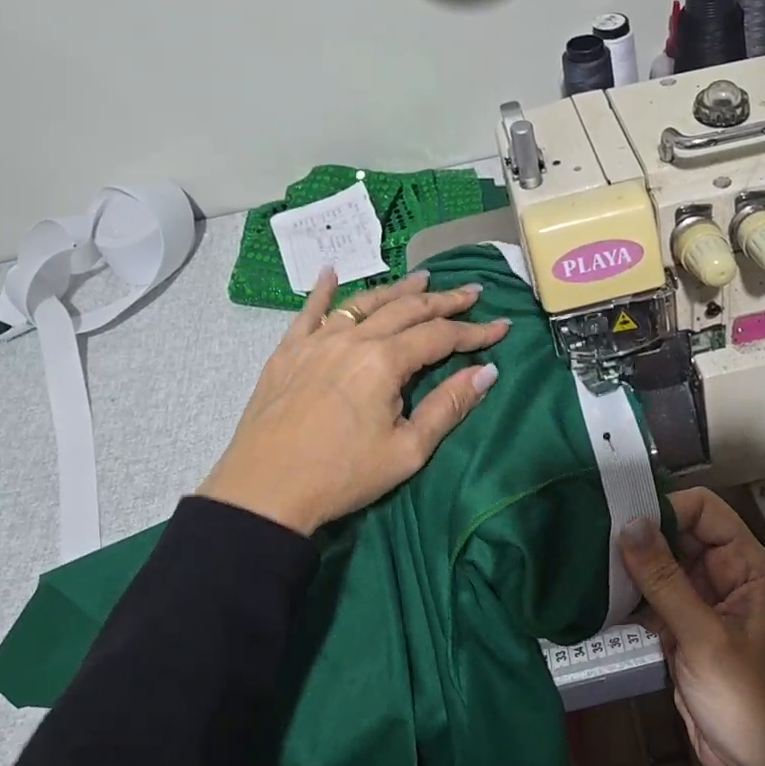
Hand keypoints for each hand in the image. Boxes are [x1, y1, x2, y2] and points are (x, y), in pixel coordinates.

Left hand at [199, 268, 509, 535]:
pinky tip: (330, 272)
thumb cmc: (341, 476)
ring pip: (363, 304)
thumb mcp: (406, 451)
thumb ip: (448, 407)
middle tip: (472, 291)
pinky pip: (308, 313)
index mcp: (384, 362)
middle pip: (407, 310)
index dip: (474, 332)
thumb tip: (487, 371)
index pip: (440, 336)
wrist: (263, 493)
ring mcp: (316, 342)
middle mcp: (353, 340)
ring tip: (422, 278)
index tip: (502, 326)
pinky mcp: (287, 353)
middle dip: (444, 300)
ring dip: (396, 289)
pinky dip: (322, 291)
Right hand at [621, 489, 764, 765]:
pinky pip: (654, 593)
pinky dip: (632, 592)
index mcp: (748, 565)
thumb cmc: (743, 698)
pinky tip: (600, 591)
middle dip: (642, 535)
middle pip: (680, 533)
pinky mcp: (683, 623)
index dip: (667, 509)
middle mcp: (726, 573)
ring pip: (662, 562)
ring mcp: (703, 599)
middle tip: (596, 538)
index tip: (625, 522)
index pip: (705, 511)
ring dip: (632, 565)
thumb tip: (629, 523)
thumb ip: (665, 579)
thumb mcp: (703, 638)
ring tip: (591, 561)